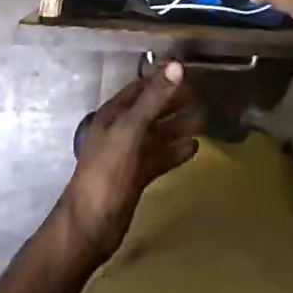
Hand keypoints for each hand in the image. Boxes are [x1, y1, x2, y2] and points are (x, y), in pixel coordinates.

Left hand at [56, 60, 201, 262]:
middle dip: (173, 102)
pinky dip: (175, 151)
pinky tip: (194, 148)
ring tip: (203, 120)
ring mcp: (128, 155)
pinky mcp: (137, 177)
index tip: (185, 71)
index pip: (140, 87)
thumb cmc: (107, 171)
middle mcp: (121, 130)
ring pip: (157, 134)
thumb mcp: (130, 129)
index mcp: (114, 114)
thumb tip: (177, 66)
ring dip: (177, 126)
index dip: (161, 78)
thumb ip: (154, 98)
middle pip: (151, 109)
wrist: (89, 226)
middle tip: (199, 95)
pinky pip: (159, 157)